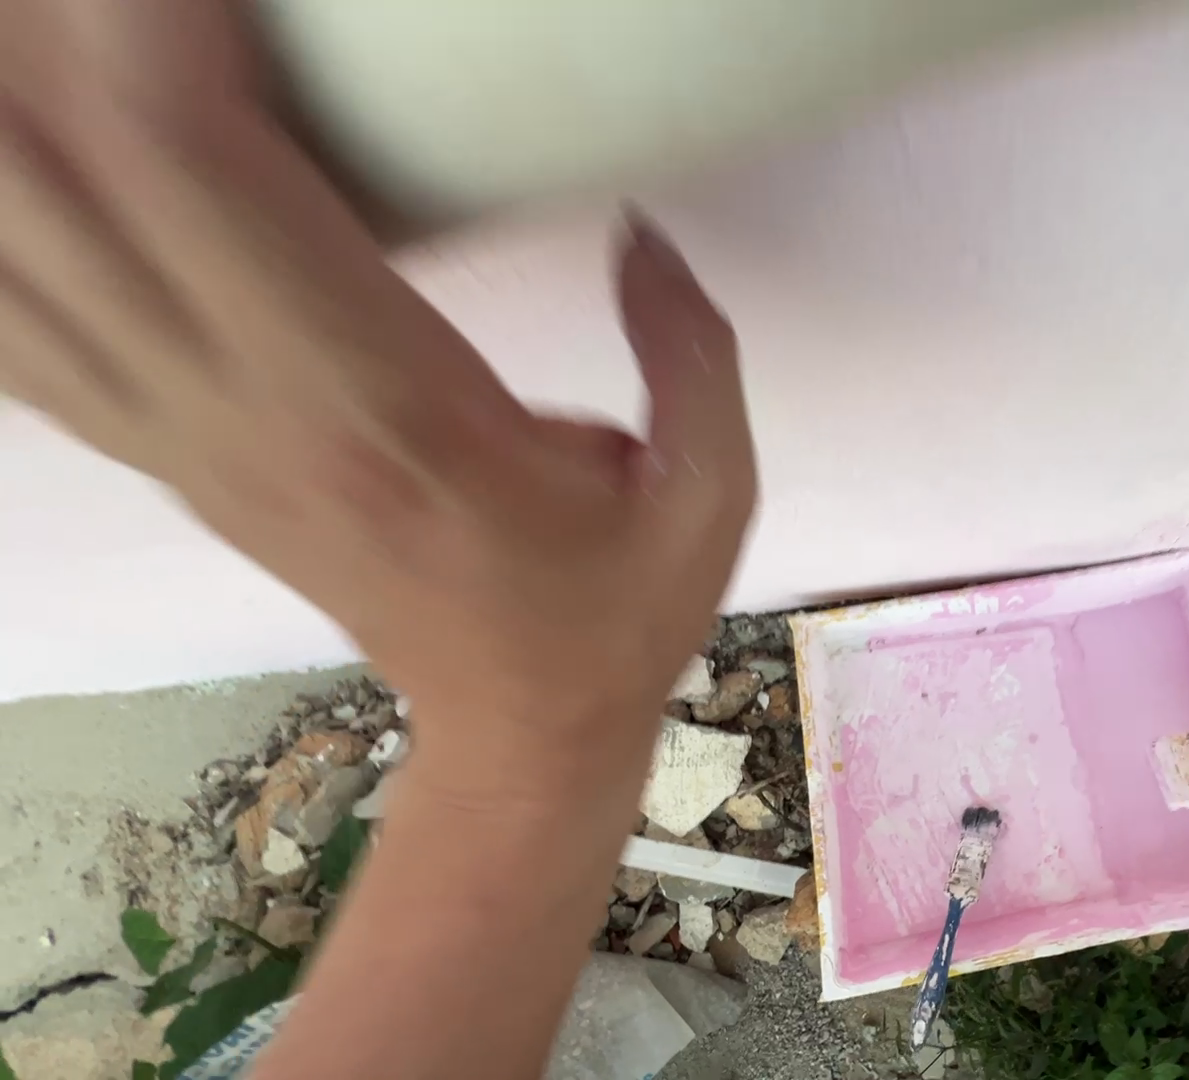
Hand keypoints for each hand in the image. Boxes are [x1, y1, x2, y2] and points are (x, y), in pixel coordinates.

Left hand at [0, 3, 755, 802]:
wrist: (530, 722)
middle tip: (187, 5)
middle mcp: (249, 415)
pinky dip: (4, 212)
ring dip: (13, 100)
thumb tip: (640, 234)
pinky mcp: (173, 456)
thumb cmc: (624, 612)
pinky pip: (6, 312)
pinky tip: (55, 156)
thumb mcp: (711, 495)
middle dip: (59, 28)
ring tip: (96, 43)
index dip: (164, 24)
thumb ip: (692, 357)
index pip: (199, 169)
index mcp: (391, 413)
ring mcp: (185, 441)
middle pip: (53, 161)